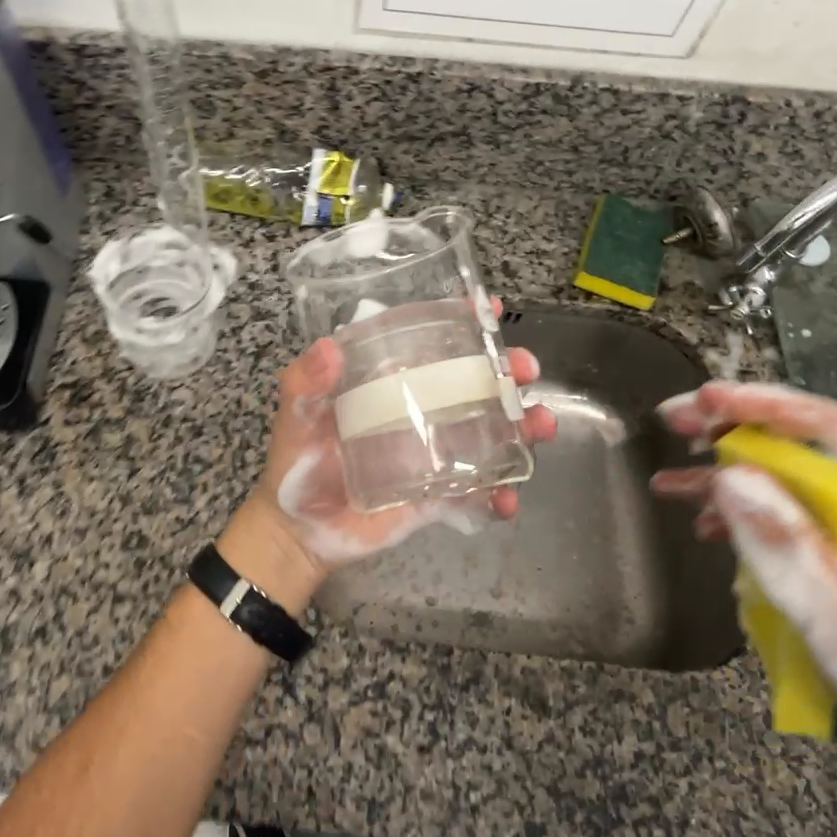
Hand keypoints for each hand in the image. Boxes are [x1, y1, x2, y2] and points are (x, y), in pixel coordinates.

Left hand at [242, 329, 555, 574]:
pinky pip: (481, 491)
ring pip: (494, 431)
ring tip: (540, 425)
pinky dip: (501, 494)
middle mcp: (421, 410)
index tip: (489, 308)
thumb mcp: (296, 416)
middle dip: (509, 371)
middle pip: (477, 382)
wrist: (299, 528)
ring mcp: (436, 452)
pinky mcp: (441, 494)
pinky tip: (506, 498)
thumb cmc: (297, 462)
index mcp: (390, 382)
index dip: (464, 323)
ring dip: (525, 425)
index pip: (432, 342)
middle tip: (523, 369)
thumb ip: (305, 383)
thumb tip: (328, 347)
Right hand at [650, 381, 836, 783]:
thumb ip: (792, 555)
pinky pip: (811, 515)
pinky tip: (716, 524)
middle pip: (823, 447)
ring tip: (675, 480)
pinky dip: (759, 512)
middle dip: (743, 431)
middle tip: (676, 423)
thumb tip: (731, 479)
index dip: (772, 407)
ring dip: (740, 474)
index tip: (706, 397)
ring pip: (809, 480)